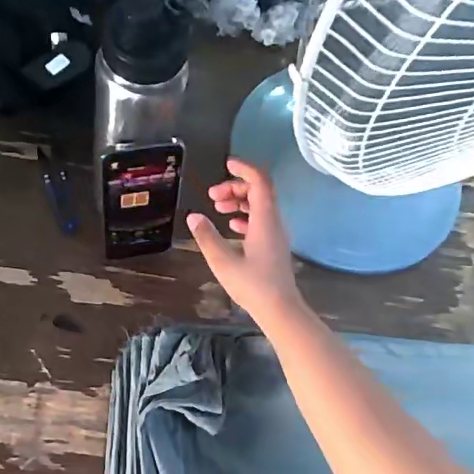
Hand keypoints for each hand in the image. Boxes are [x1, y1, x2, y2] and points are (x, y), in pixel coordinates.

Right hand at [186, 158, 304, 326]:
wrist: (280, 309)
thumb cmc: (253, 285)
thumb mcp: (223, 261)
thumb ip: (207, 237)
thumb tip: (193, 217)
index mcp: (265, 219)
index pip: (259, 181)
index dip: (244, 168)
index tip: (226, 164)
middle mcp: (274, 222)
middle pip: (259, 191)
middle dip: (235, 186)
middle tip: (212, 195)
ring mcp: (276, 234)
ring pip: (260, 206)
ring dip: (240, 200)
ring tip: (218, 206)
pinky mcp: (274, 246)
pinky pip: (261, 220)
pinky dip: (246, 215)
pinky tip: (231, 225)